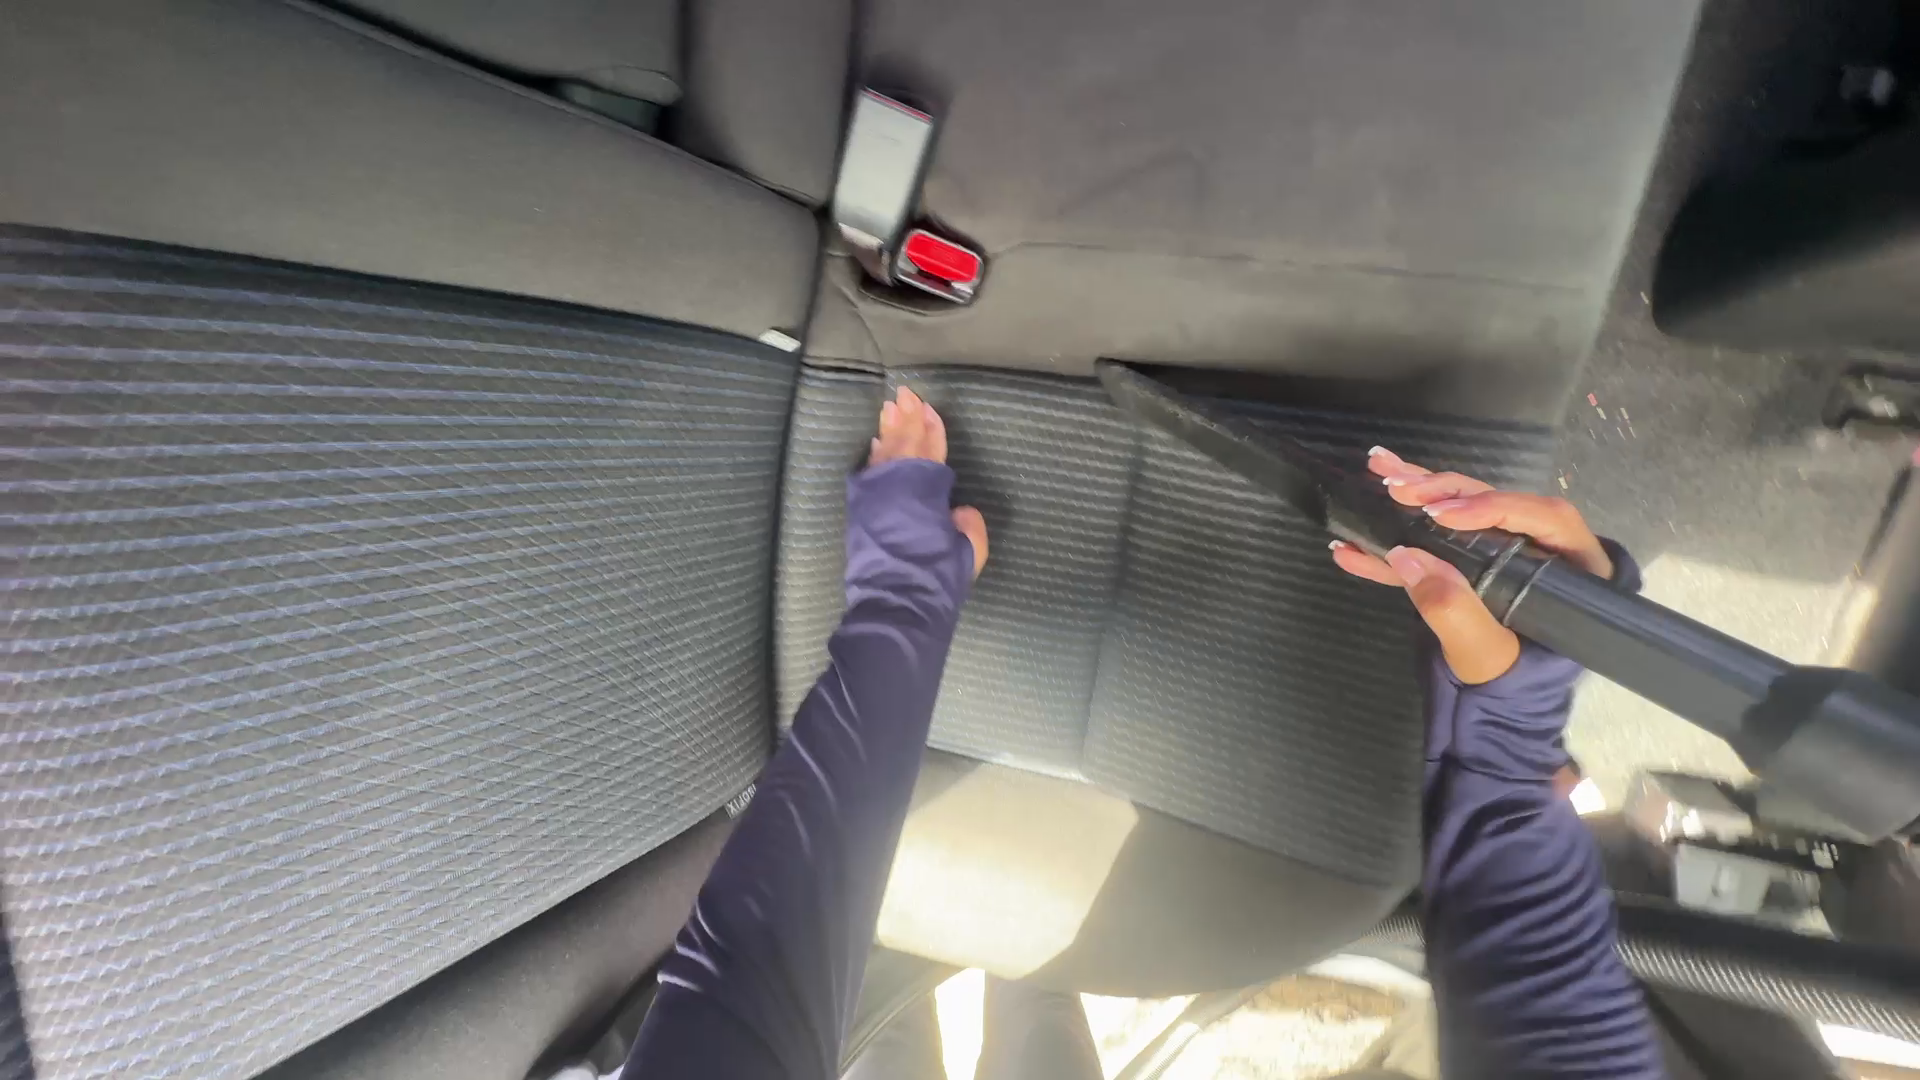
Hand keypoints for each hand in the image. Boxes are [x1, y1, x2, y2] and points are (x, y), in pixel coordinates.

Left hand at [868, 386, 988, 578]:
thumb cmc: (936, 580)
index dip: (932, 429)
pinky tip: (875, 444)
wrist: (896, 606)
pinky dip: (874, 456)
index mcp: (927, 492)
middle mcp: (898, 488)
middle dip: (907, 419)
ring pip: (883, 455)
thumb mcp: (969, 553)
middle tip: (906, 394)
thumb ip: (969, 524)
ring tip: (890, 408)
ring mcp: (874, 499)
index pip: (931, 452)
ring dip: (888, 430)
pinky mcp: (859, 513)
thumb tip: (957, 509)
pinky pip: (868, 473)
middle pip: (903, 445)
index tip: (929, 407)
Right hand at [1330, 447, 1611, 683]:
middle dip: (1440, 490)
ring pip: (1455, 513)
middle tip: (1396, 487)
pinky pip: (1422, 547)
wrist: (1488, 713)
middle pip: (1490, 503)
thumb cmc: (1506, 684)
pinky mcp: (1455, 569)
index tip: (1438, 515)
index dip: (1490, 508)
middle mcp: (1534, 551)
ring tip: (1376, 470)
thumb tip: (1404, 555)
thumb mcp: (1484, 653)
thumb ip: (1451, 607)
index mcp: (1571, 567)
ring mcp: (1491, 557)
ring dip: (1412, 493)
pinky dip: (1384, 544)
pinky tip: (1347, 546)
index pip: (1540, 517)